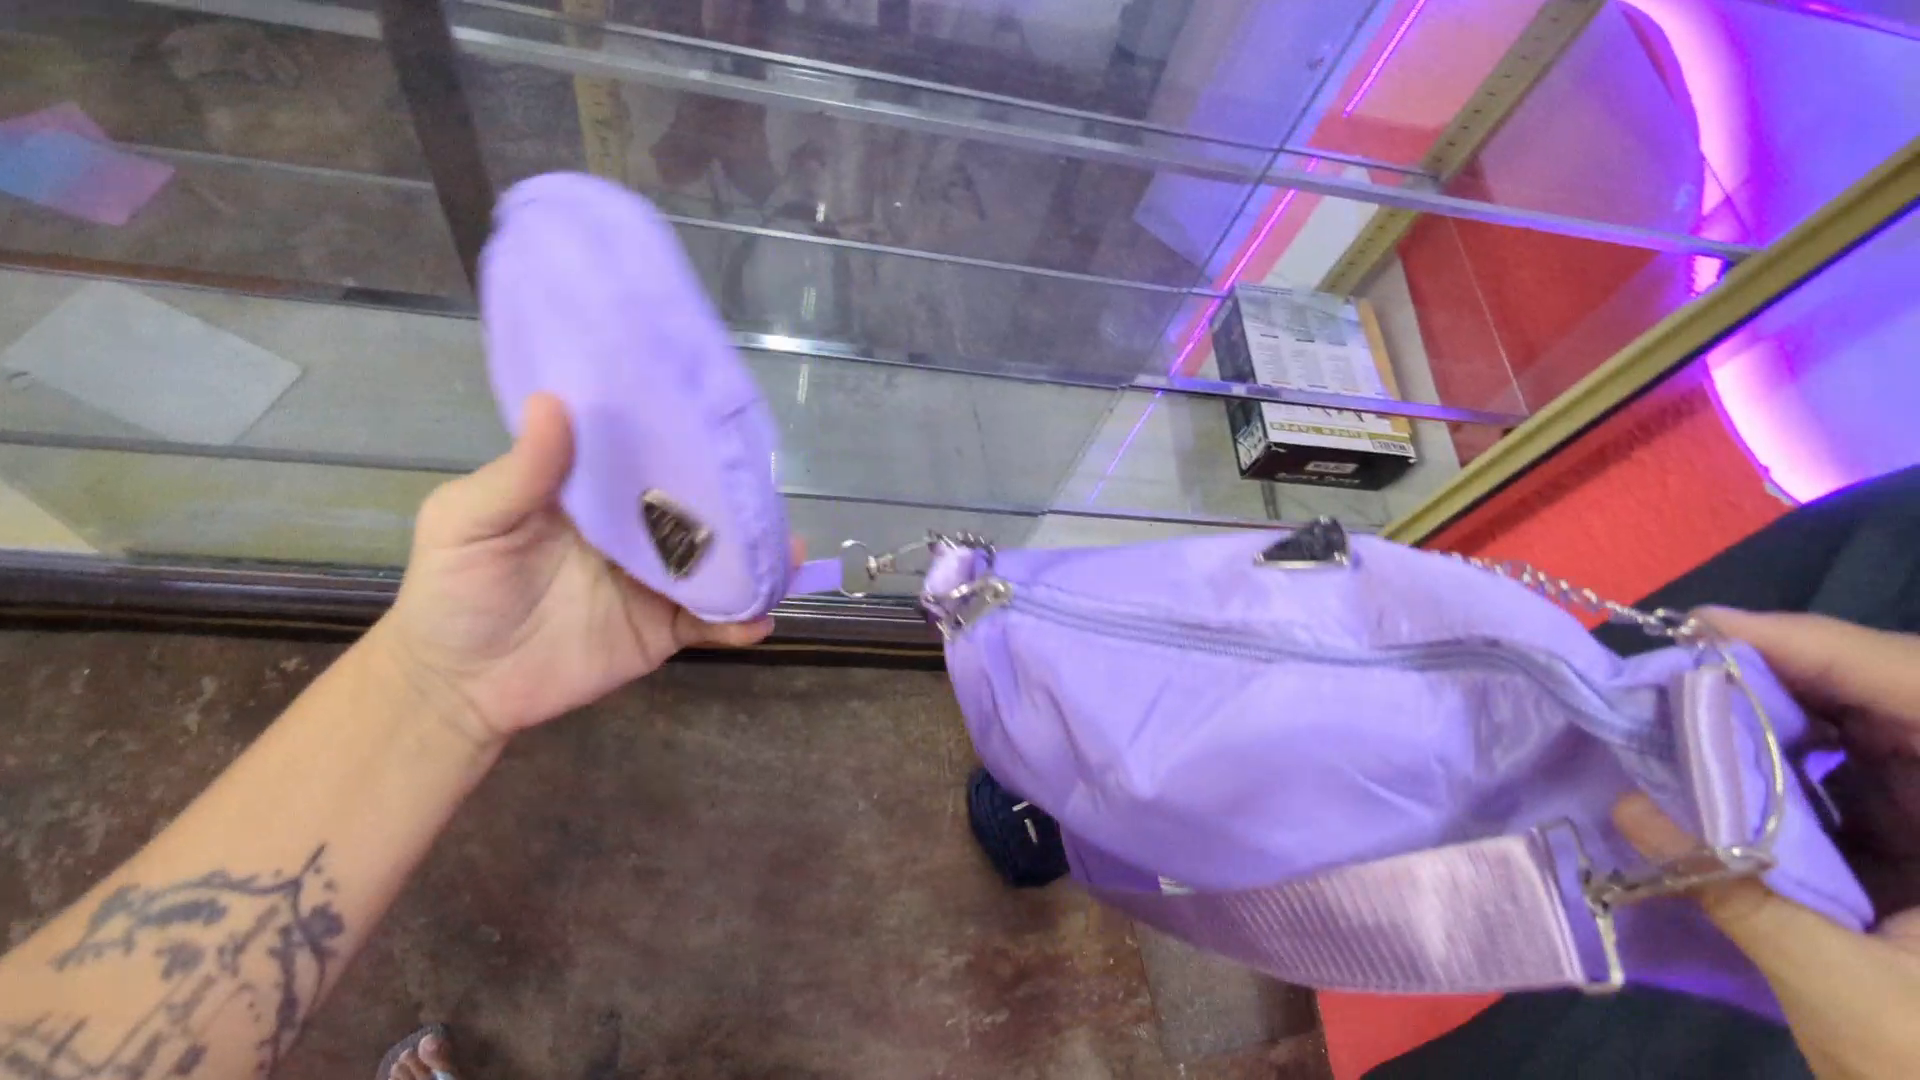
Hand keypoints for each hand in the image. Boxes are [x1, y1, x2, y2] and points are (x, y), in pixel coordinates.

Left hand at [369, 393, 773, 747]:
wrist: (456, 684)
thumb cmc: (454, 590)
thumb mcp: (470, 521)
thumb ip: (521, 472)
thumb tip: (556, 402)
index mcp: (597, 495)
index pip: (651, 459)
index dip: (687, 444)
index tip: (724, 429)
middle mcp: (637, 532)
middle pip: (700, 511)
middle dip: (741, 507)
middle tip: (774, 500)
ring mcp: (655, 583)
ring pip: (718, 565)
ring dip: (755, 562)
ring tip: (787, 559)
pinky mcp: (664, 630)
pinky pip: (712, 623)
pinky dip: (740, 621)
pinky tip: (758, 620)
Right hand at [1613, 609, 1919, 1078]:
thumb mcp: (1847, 995)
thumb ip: (1736, 891)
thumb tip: (1629, 808)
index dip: (1822, 648)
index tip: (1707, 628)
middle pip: (1894, 704)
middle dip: (1783, 677)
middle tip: (1676, 669)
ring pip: (1871, 738)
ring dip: (1774, 721)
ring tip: (1682, 713)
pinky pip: (1855, 784)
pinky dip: (1780, 770)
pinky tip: (1717, 770)